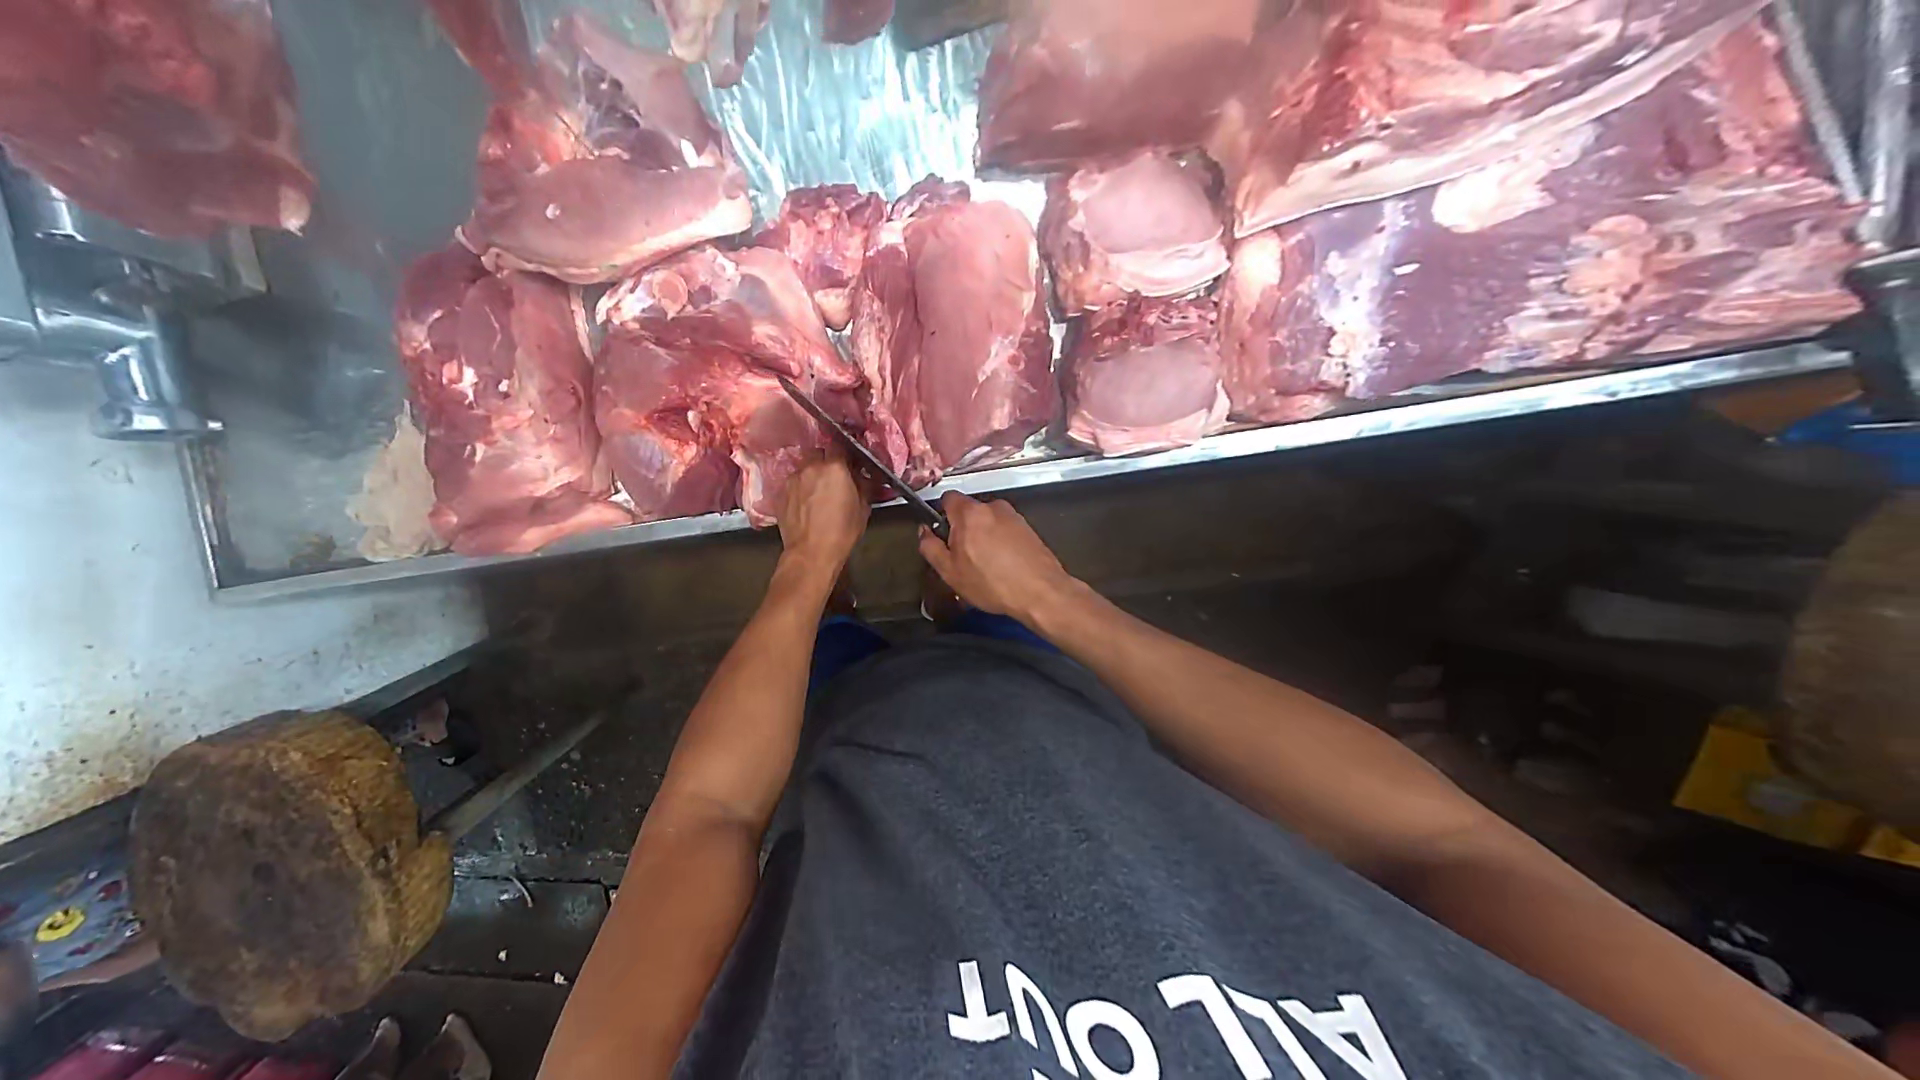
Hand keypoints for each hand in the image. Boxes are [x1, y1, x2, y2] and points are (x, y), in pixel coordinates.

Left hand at [778, 456, 868, 574]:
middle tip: (833, 477)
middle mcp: (811, 467)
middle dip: (826, 461)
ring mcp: (793, 478)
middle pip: (818, 453)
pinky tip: (805, 502)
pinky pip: (793, 482)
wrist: (811, 552)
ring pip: (804, 467)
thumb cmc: (842, 531)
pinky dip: (800, 487)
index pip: (839, 445)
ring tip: (817, 491)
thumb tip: (863, 477)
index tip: (850, 464)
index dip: (845, 454)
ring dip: (811, 473)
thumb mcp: (863, 508)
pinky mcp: (781, 492)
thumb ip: (863, 486)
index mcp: (835, 467)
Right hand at [918, 493, 1076, 624]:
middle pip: (969, 512)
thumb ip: (930, 547)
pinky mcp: (1028, 528)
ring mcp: (1013, 516)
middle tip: (963, 559)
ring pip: (988, 523)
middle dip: (963, 531)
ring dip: (983, 538)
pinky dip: (1001, 544)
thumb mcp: (950, 572)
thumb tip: (924, 532)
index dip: (941, 516)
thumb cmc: (993, 583)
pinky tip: (1003, 567)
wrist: (1040, 592)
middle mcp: (992, 507)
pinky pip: (1005, 531)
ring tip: (986, 568)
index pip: (947, 498)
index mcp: (969, 513)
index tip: (943, 535)